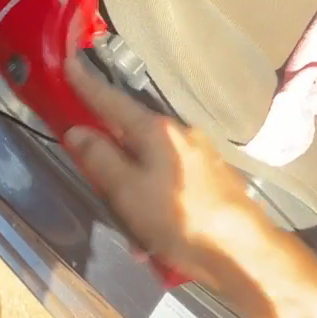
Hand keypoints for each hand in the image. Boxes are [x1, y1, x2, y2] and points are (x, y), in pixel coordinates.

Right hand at [63, 57, 263, 281]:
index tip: (67, 62)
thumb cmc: (181, 219)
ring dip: (136, 187)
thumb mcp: (127, 192)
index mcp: (155, 129)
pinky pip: (170, 179)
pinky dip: (157, 199)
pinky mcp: (213, 176)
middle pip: (131, 131)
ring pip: (151, 161)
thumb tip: (77, 130)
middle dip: (112, 154)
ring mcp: (200, 153)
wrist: (249, 256)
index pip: (110, 99)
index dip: (86, 83)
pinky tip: (159, 236)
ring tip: (134, 231)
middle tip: (99, 180)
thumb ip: (99, 158)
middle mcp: (179, 131)